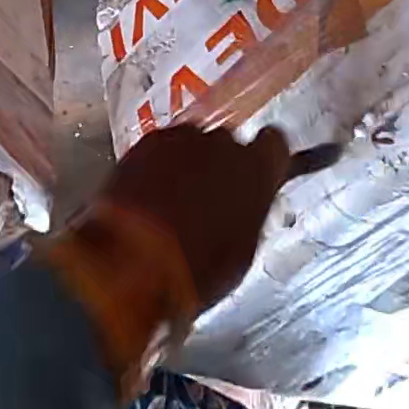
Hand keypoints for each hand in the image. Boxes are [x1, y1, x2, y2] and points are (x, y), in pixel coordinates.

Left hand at [102, 124, 291, 304]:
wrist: (133, 261)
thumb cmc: (195, 270)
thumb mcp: (242, 252)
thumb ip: (252, 213)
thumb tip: (249, 206)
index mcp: (257, 170)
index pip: (275, 143)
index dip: (266, 156)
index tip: (258, 172)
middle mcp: (224, 143)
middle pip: (229, 143)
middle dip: (221, 164)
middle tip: (208, 198)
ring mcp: (184, 138)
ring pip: (193, 143)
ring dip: (189, 164)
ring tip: (173, 201)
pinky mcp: (148, 140)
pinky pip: (162, 147)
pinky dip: (158, 165)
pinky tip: (148, 194)